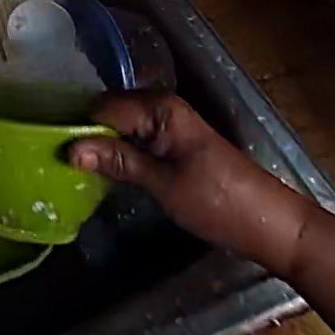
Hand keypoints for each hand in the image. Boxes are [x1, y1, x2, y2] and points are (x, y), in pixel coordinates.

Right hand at [69, 91, 315, 276]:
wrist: (277, 229)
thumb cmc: (221, 204)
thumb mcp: (163, 185)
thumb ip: (116, 161)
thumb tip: (69, 149)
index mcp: (159, 108)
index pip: (101, 108)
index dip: (79, 129)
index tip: (58, 151)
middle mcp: (160, 104)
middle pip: (107, 110)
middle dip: (87, 132)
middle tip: (65, 159)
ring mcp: (167, 120)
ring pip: (118, 121)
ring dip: (101, 141)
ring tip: (80, 164)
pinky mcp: (172, 137)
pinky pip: (132, 132)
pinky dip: (118, 146)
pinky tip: (106, 166)